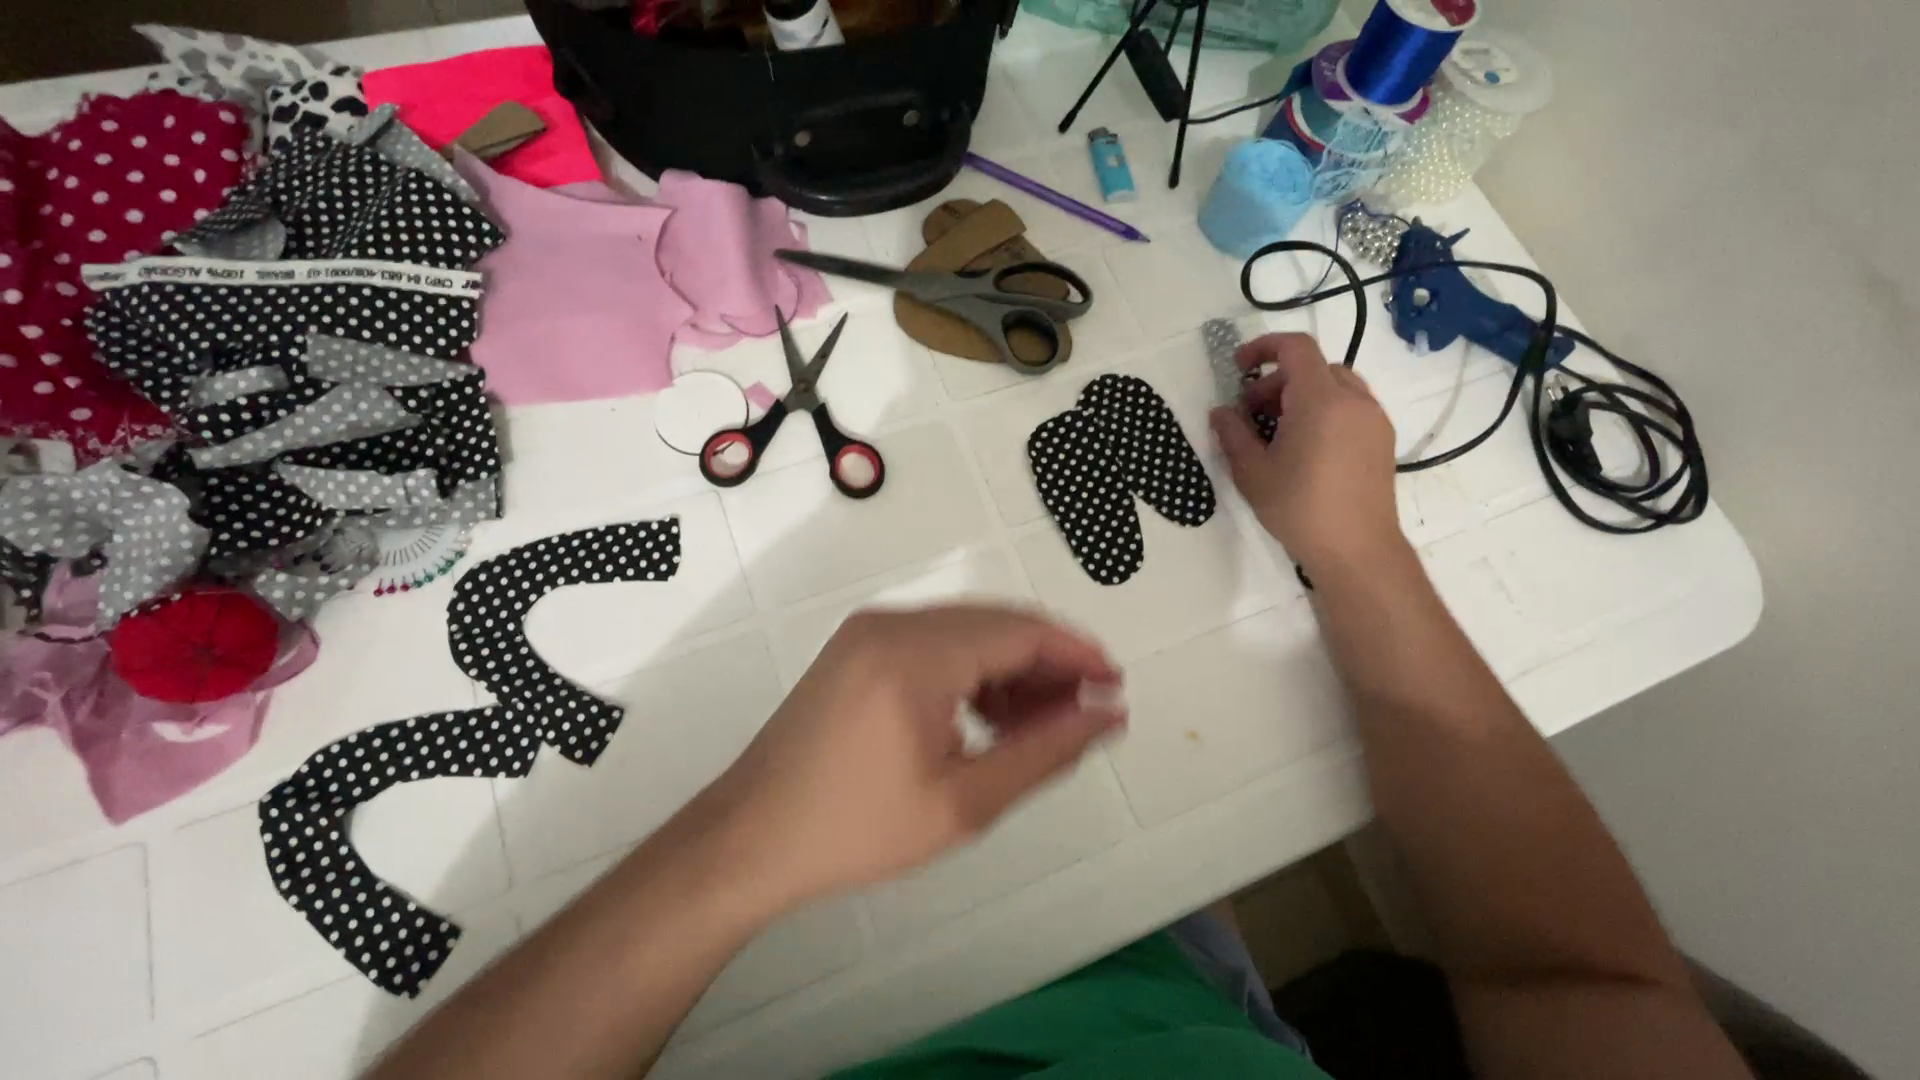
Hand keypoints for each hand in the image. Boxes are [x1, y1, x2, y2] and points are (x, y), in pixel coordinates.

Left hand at [696, 605, 1125, 909]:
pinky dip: (972, 673)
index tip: (1117, 688)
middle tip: (1088, 714)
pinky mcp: (857, 650)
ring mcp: (868, 633)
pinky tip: (990, 719)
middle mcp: (891, 624)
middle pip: (996, 625)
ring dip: (1012, 670)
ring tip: (1042, 726)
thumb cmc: (857, 829)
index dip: (1078, 654)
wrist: (750, 838)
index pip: (1021, 631)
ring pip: (966, 633)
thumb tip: (1106, 715)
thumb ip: (1044, 752)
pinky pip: (934, 645)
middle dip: (1049, 664)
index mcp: (915, 654)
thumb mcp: (964, 802)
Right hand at [1209, 332, 1402, 572]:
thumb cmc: (1299, 508)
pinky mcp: (1382, 440)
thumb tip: (1221, 412)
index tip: (1238, 368)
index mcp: (1320, 400)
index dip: (1263, 348)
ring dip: (1301, 396)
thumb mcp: (1252, 472)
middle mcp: (1354, 400)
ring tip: (1277, 432)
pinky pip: (1350, 407)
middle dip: (1277, 381)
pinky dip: (1323, 411)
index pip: (1295, 348)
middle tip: (1250, 413)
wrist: (1357, 550)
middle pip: (1313, 367)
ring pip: (1335, 386)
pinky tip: (1305, 448)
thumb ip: (1233, 434)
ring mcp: (1373, 419)